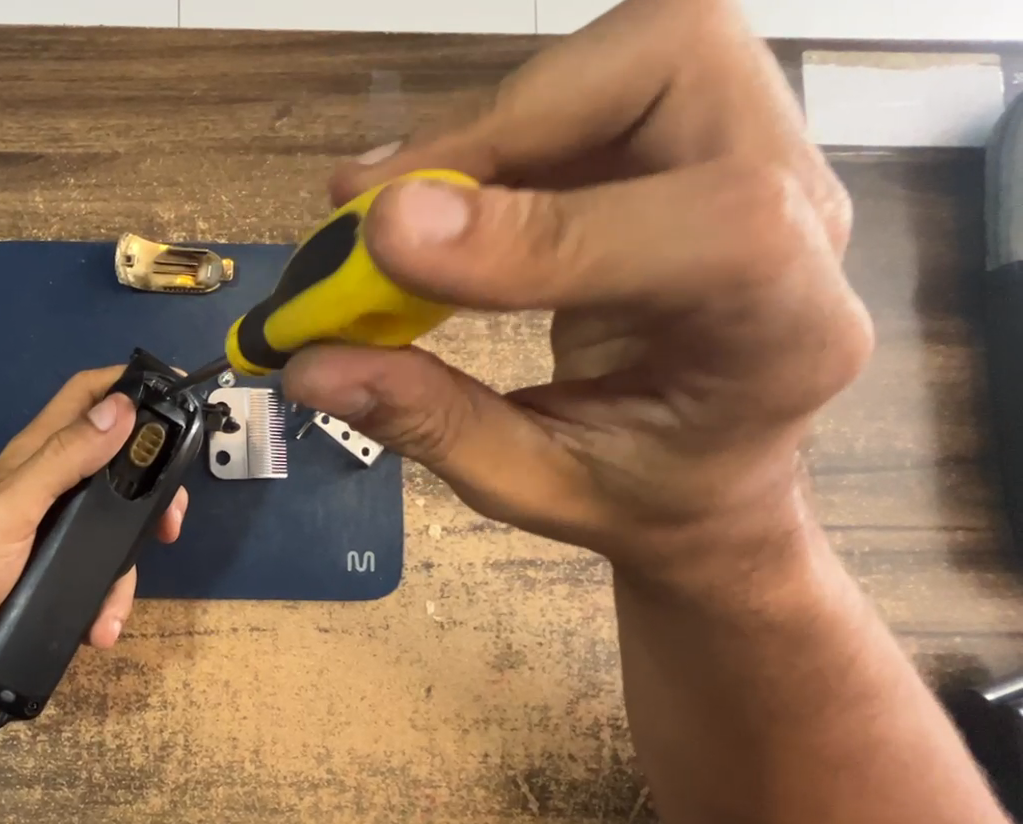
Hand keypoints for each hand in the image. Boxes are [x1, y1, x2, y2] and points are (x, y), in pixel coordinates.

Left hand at [0, 367, 187, 669]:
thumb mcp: (12, 509)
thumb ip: (62, 460)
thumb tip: (121, 409)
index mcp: (34, 457)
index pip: (85, 397)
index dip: (127, 384)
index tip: (178, 393)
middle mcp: (49, 487)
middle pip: (117, 469)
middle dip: (151, 493)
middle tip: (171, 521)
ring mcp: (51, 532)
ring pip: (112, 532)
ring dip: (126, 569)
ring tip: (118, 607)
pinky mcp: (52, 572)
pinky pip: (95, 576)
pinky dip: (103, 600)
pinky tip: (99, 627)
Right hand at [282, 0, 871, 587]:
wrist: (710, 468)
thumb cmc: (634, 491)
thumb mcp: (526, 485)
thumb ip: (428, 421)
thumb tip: (309, 365)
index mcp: (781, 335)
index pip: (710, 232)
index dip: (536, 225)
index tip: (384, 240)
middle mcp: (797, 215)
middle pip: (676, 65)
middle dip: (503, 124)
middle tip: (377, 208)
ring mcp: (747, 155)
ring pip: (629, 49)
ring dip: (485, 124)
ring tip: (387, 209)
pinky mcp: (681, 139)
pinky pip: (585, 82)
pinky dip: (484, 132)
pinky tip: (422, 198)